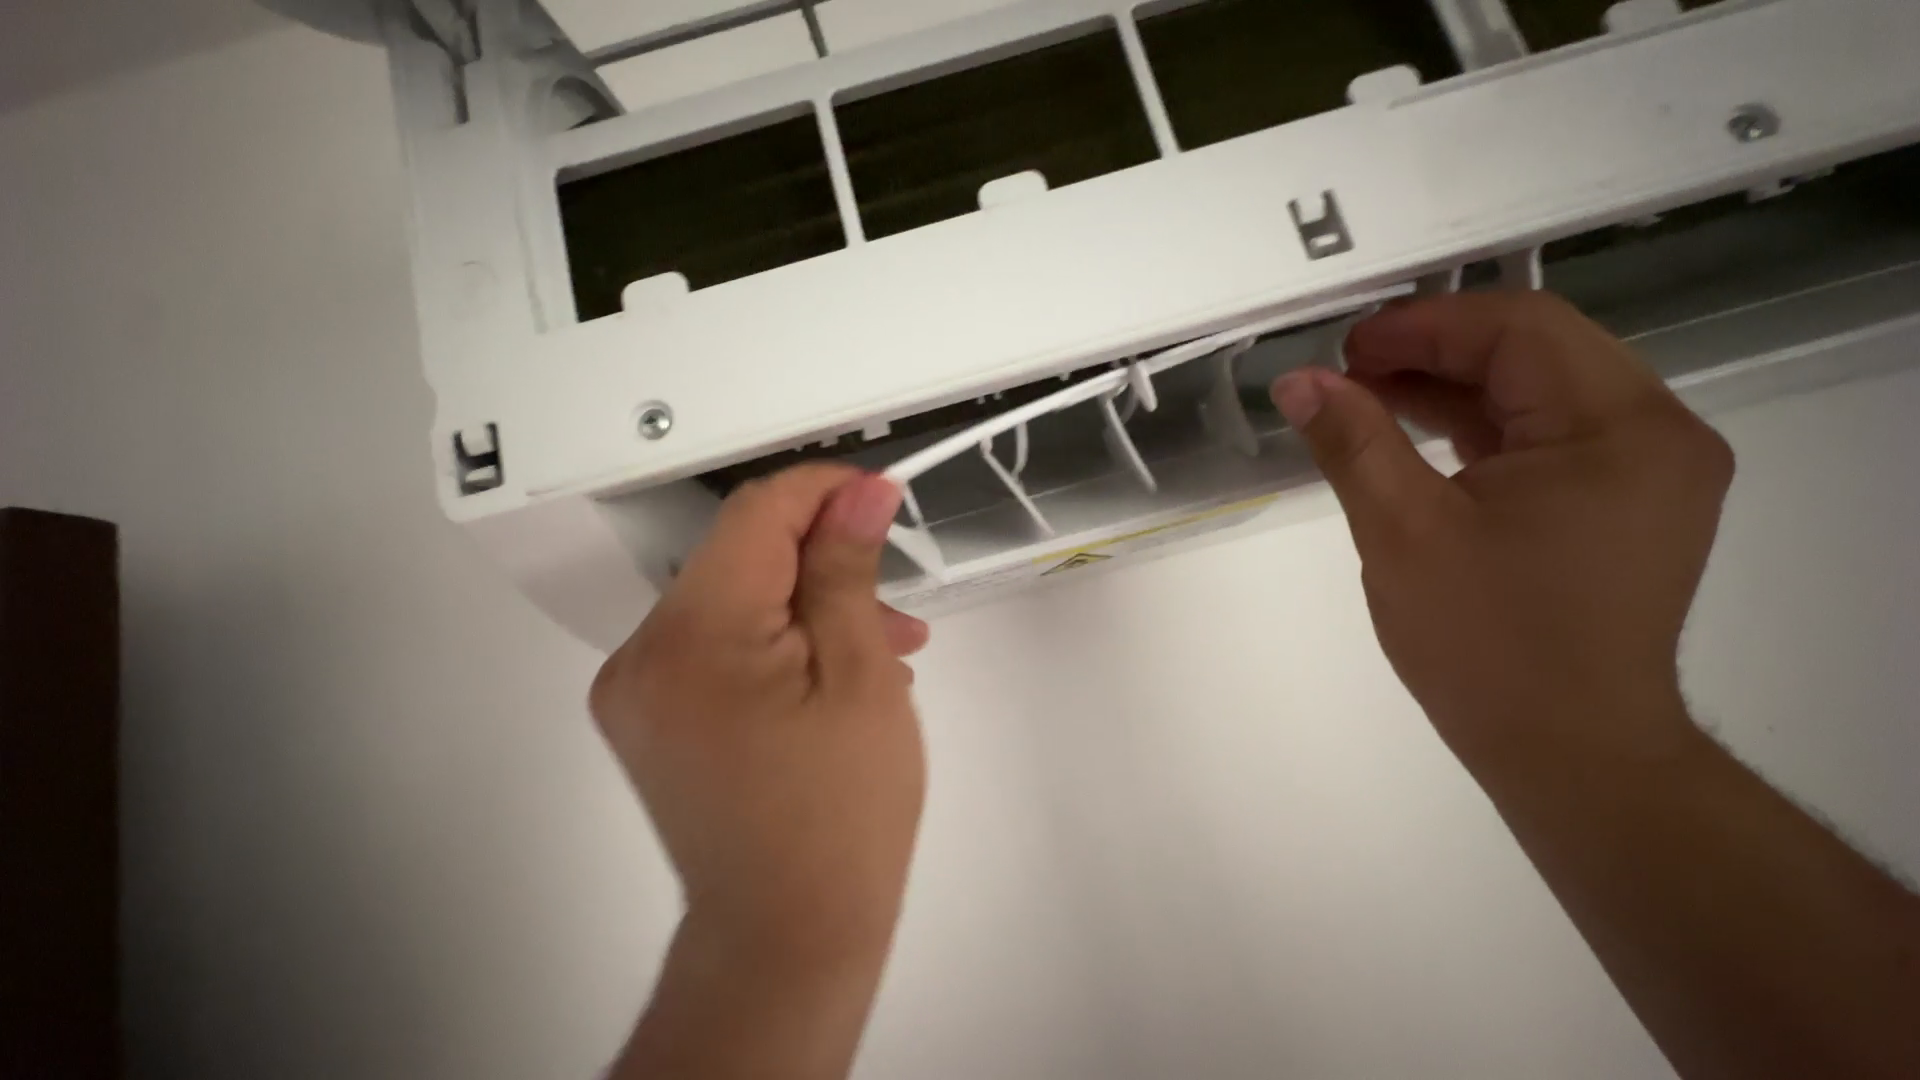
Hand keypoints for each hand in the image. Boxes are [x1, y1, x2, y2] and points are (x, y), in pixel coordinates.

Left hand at [591, 466, 926, 1002]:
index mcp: (691, 638)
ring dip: (807, 607)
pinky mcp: (649, 718)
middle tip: (896, 608)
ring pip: (734, 602)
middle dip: (823, 564)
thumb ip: (848, 571)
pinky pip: (718, 647)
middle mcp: (639, 654)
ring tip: (885, 649)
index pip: (754, 514)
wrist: (788, 936)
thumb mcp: (862, 677)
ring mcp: (635, 691)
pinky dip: (776, 645)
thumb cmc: (843, 811)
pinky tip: (832, 674)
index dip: (822, 492)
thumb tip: (862, 490)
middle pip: (741, 558)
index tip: (883, 500)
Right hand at [1271, 292, 1734, 763]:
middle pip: (1537, 348)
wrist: (1569, 751)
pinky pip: (1549, 434)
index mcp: (1618, 428)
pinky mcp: (1629, 501)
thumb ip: (1352, 441)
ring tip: (1370, 402)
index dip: (1421, 326)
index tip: (1344, 352)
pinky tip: (1417, 439)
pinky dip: (1481, 426)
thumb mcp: (1402, 531)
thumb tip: (1297, 381)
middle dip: (1434, 350)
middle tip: (1349, 375)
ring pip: (1541, 389)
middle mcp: (1658, 431)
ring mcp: (1651, 468)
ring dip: (1453, 386)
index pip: (1519, 328)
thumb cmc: (1487, 643)